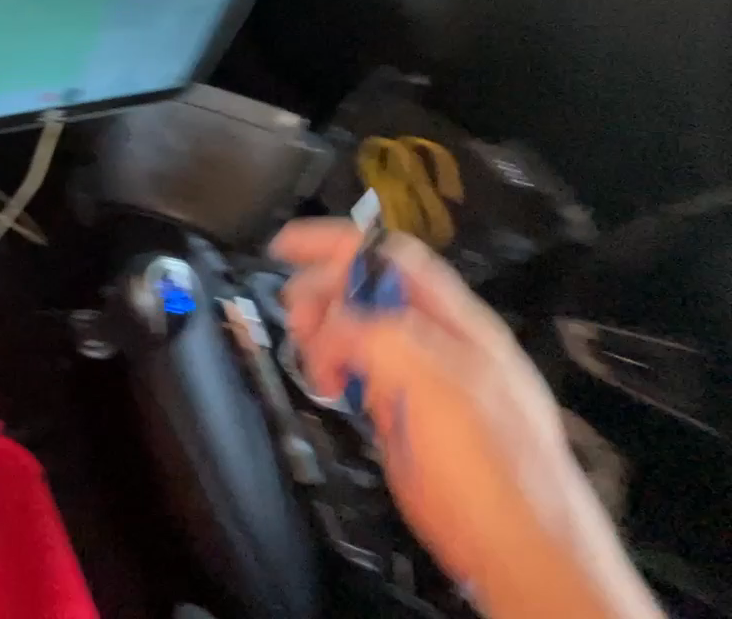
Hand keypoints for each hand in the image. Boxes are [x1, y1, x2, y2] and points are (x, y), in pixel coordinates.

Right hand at [274, 219, 661, 618]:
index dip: (335, 245)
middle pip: (361, 286)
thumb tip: (330, 318)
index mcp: (457, 327)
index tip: (282, 250)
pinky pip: (352, 360)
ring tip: (316, 364)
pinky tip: (330, 384)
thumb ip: (385, 337)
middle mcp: (436, 339)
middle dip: (319, 295)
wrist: (519, 554)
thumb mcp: (442, 391)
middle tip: (298, 327)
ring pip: (350, 322)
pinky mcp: (399, 401)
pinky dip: (328, 362)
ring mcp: (417, 371)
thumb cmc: (489, 472)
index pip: (390, 257)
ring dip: (319, 331)